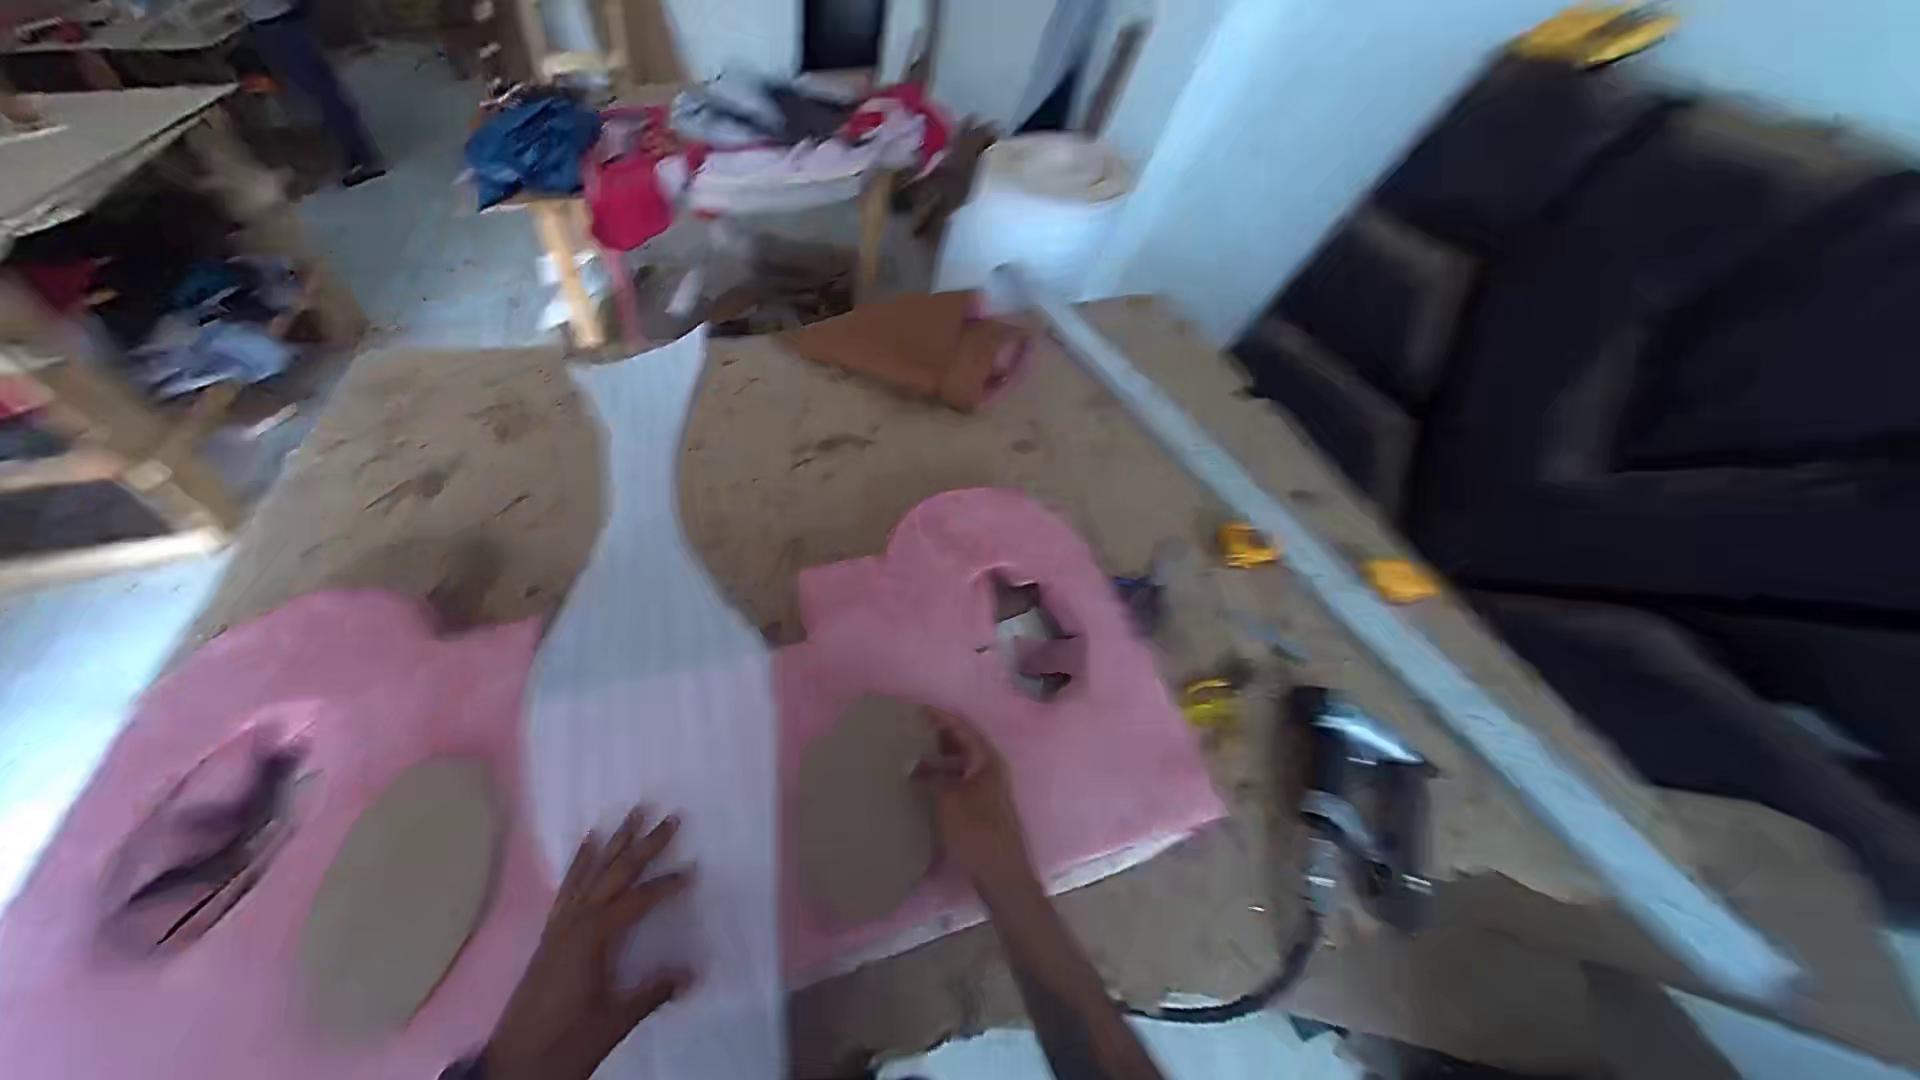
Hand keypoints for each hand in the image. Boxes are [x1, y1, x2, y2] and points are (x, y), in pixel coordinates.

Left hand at [483, 808, 692, 1079]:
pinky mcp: (551, 933)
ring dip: (615, 842)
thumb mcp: (616, 1020)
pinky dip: (581, 861)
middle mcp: (577, 921)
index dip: (667, 885)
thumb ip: (654, 991)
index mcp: (594, 936)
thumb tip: (694, 973)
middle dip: (645, 844)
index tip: (692, 871)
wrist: (512, 1070)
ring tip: (632, 813)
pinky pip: (569, 886)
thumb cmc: (567, 1041)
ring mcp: (560, 924)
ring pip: (593, 872)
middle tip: (669, 817)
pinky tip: (589, 842)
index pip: (639, 899)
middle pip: (617, 873)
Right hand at [914, 708, 1039, 902]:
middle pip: (964, 742)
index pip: (963, 727)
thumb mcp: (948, 801)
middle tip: (912, 728)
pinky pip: (960, 779)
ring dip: (940, 755)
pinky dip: (943, 774)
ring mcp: (989, 787)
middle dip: (939, 733)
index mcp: (988, 759)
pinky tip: (924, 781)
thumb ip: (930, 777)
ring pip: (961, 762)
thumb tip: (912, 763)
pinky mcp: (982, 805)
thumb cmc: (976, 833)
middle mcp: (991, 768)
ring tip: (912, 752)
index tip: (917, 709)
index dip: (940, 716)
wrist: (1002, 875)